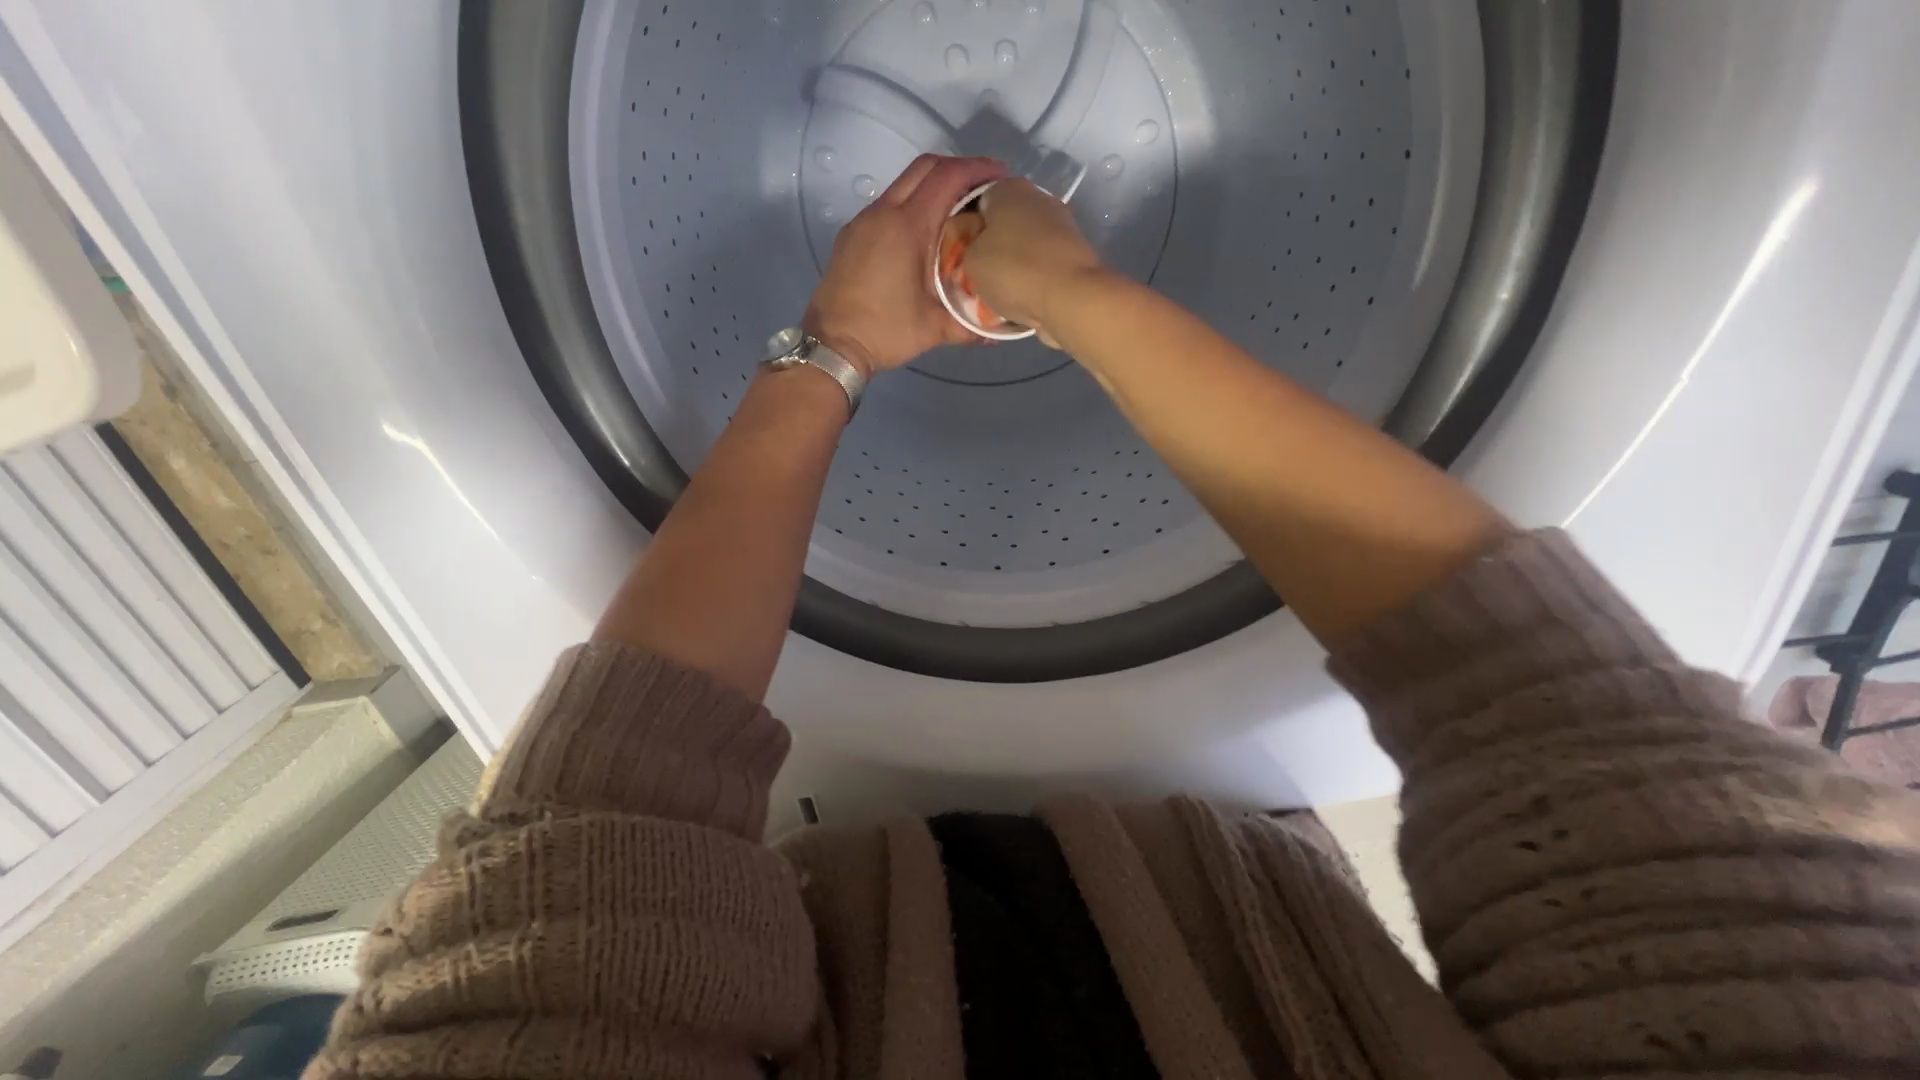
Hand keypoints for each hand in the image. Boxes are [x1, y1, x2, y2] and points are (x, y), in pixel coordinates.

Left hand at [804, 154, 1008, 375]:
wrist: (831, 345)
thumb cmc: (884, 332)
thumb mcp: (935, 329)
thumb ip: (971, 324)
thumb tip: (998, 330)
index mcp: (907, 226)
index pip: (947, 177)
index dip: (978, 169)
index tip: (1003, 176)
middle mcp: (883, 213)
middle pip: (924, 168)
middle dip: (958, 169)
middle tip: (985, 187)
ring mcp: (863, 221)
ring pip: (904, 185)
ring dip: (934, 186)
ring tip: (960, 208)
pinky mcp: (852, 235)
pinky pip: (888, 205)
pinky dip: (913, 204)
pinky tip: (927, 231)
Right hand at [961, 178, 1107, 346]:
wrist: (1069, 297)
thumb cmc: (1012, 270)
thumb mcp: (970, 260)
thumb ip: (967, 249)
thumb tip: (977, 249)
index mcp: (1009, 189)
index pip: (979, 202)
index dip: (968, 228)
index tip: (962, 253)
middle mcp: (1038, 198)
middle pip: (1005, 222)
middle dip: (993, 245)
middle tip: (979, 273)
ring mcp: (1061, 225)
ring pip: (1026, 244)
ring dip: (1014, 263)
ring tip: (1000, 290)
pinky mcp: (1075, 253)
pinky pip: (1043, 263)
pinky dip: (1034, 276)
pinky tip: (1023, 296)